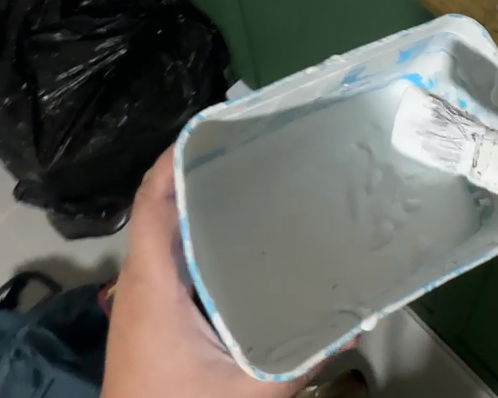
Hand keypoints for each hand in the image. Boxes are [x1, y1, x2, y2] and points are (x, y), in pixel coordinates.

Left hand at [100, 147, 301, 397]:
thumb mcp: (249, 393)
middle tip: (254, 143)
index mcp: (152, 287)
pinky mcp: (149, 317)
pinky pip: (170, 256)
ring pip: (165, 231)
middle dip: (200, 168)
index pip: (152, 202)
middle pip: (160, 206)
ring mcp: (141, 301)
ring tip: (253, 174)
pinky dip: (199, 232)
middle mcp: (140, 283)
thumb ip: (302, 354)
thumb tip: (357, 320)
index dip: (175, 157)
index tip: (216, 127)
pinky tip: (239, 235)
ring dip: (200, 200)